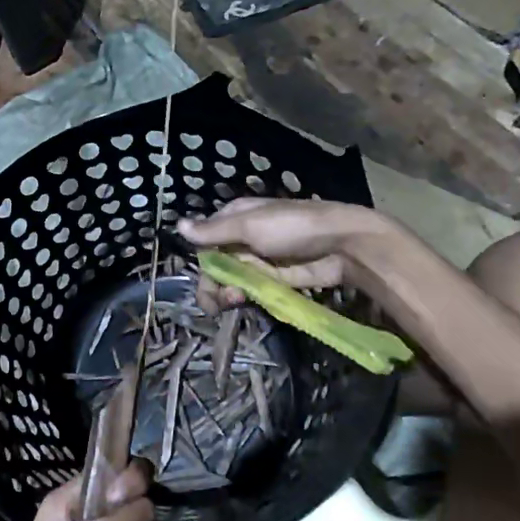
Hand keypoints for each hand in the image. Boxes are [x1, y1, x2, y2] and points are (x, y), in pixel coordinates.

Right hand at [177, 198, 390, 311]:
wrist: (341, 246)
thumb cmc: (293, 227)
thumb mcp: (250, 225)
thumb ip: (214, 231)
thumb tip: (178, 225)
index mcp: (235, 218)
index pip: (205, 242)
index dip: (202, 262)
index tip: (206, 278)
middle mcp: (243, 240)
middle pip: (214, 267)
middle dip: (213, 285)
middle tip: (219, 300)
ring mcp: (258, 262)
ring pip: (229, 282)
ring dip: (226, 294)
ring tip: (236, 300)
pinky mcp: (272, 282)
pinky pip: (249, 291)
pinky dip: (244, 298)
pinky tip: (245, 302)